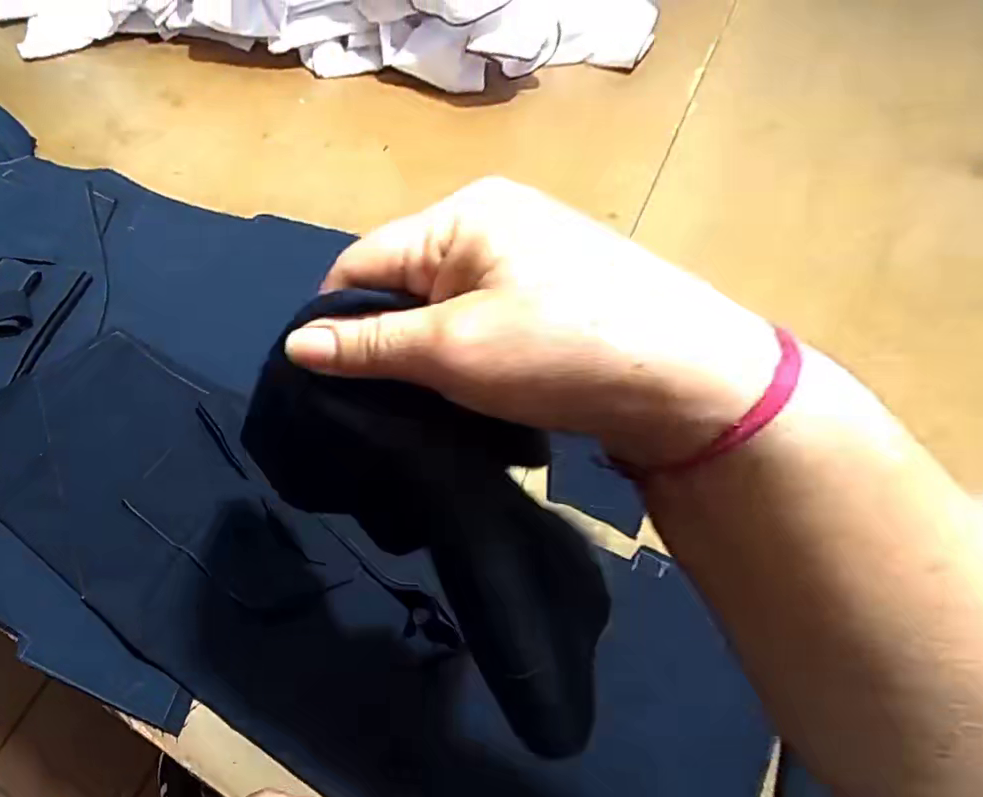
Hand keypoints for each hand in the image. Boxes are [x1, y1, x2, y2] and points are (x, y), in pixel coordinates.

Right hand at [282, 177, 781, 467]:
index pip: (358, 265)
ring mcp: (511, 255)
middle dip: (369, 338)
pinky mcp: (529, 290)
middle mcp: (482, 223)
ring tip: (405, 392)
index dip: (331, 321)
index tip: (324, 377)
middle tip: (367, 392)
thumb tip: (293, 346)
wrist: (689, 385)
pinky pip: (453, 317)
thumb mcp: (447, 350)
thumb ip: (364, 345)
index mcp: (460, 217)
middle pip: (387, 284)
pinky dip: (437, 351)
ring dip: (403, 350)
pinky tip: (442, 382)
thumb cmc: (559, 352)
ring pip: (418, 306)